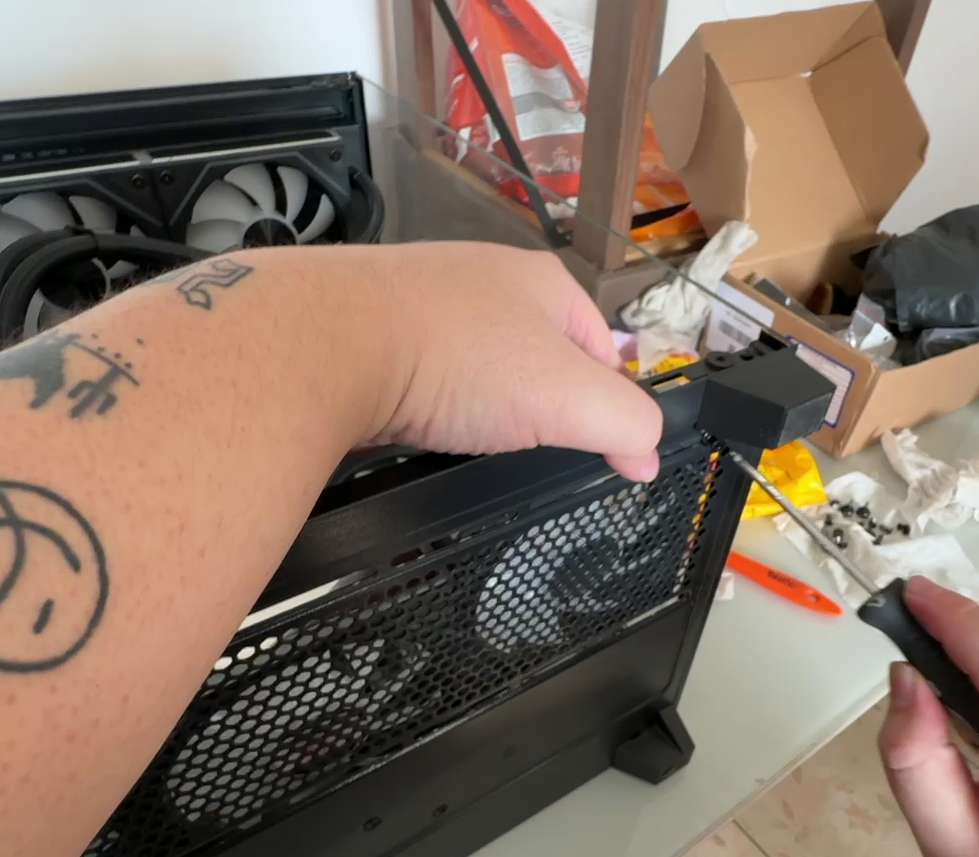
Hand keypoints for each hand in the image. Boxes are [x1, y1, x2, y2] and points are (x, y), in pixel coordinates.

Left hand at [349, 243, 663, 481]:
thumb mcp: (569, 398)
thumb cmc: (463, 362)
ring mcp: (431, 299)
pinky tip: (426, 417)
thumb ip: (626, 424)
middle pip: (543, 360)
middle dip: (541, 406)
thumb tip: (649, 454)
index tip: (597, 452)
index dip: (609, 408)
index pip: (605, 354)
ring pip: (484, 367)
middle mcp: (489, 280)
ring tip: (470, 432)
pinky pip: (433, 371)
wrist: (330, 344)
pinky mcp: (382, 325)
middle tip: (523, 443)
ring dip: (485, 405)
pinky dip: (437, 400)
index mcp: (546, 284)